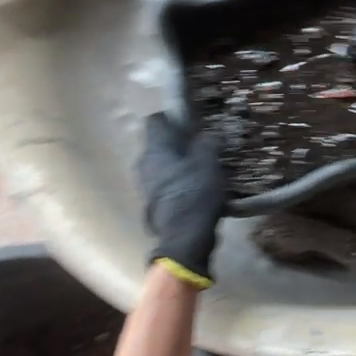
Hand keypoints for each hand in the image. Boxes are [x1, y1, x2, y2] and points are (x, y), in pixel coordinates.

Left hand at [138, 112, 224, 286]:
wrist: (184, 237)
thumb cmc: (196, 194)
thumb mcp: (209, 164)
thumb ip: (209, 143)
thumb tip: (211, 132)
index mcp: (155, 149)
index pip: (156, 120)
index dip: (173, 118)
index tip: (192, 124)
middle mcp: (144, 163)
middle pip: (159, 144)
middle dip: (178, 143)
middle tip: (202, 148)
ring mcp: (145, 185)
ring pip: (162, 165)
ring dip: (178, 164)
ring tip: (202, 170)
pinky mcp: (152, 203)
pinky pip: (165, 184)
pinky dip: (178, 182)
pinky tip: (196, 190)